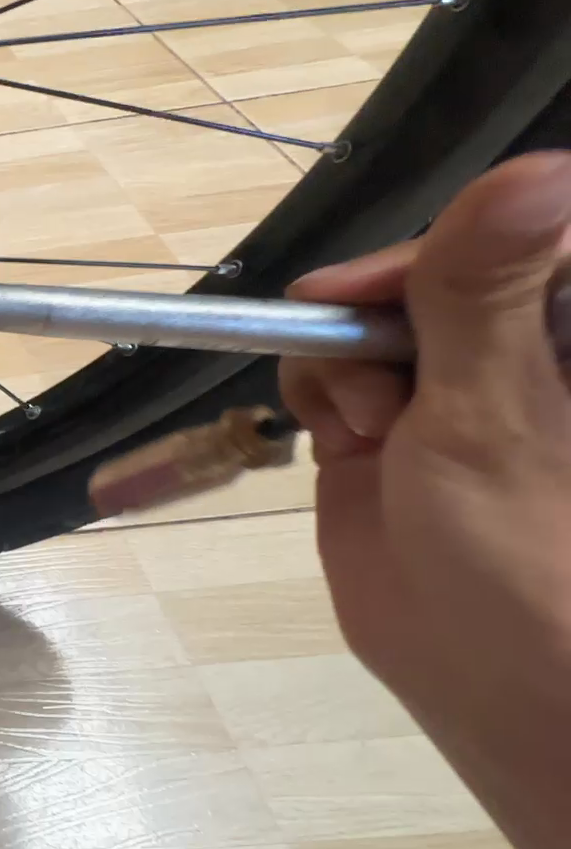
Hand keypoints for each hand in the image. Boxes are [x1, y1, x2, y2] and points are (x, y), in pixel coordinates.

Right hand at [280, 151, 570, 848]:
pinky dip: (318, 391)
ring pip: (364, 321)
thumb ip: (489, 299)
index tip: (363, 295)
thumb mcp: (501, 418)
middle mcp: (527, 345)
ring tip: (364, 431)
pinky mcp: (395, 418)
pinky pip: (331, 367)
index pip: (519, 234)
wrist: (490, 674)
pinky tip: (343, 437)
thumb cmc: (529, 553)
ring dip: (339, 365)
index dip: (438, 249)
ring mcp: (458, 382)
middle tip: (369, 391)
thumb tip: (528, 173)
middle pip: (427, 274)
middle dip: (374, 319)